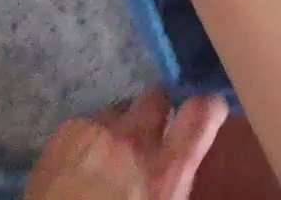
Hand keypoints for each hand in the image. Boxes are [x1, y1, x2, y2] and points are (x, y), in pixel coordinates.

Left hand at [23, 89, 228, 199]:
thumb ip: (175, 183)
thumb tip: (180, 169)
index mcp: (165, 171)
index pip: (200, 116)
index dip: (210, 108)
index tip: (212, 109)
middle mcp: (133, 138)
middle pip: (157, 96)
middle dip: (160, 111)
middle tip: (156, 135)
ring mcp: (97, 128)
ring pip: (121, 109)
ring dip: (125, 126)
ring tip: (115, 156)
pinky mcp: (68, 128)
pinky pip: (92, 120)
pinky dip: (96, 135)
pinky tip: (87, 162)